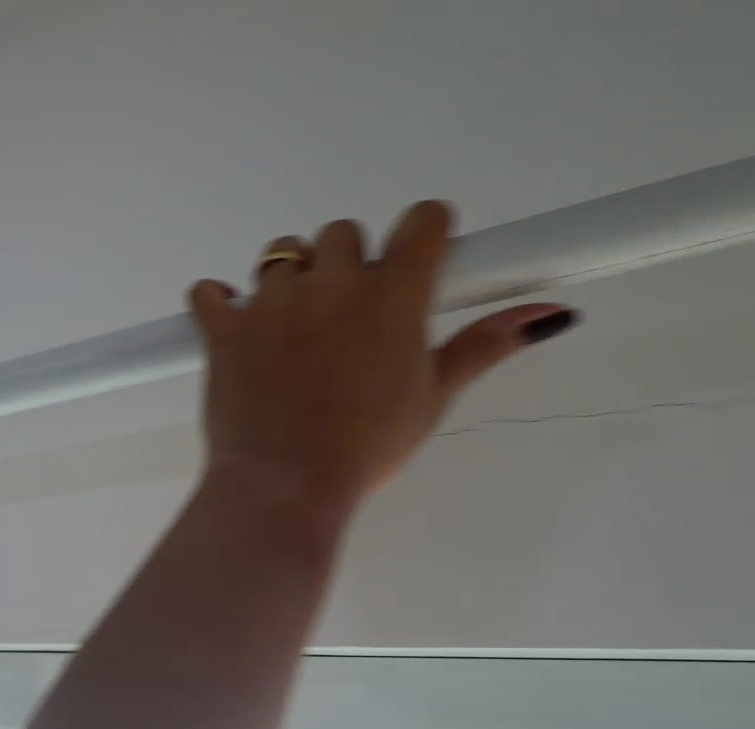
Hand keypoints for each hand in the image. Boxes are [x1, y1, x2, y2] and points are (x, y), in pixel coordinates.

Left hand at [187, 201, 577, 513]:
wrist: (285, 481)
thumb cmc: (365, 445)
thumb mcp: (433, 396)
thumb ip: (483, 345)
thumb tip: (547, 315)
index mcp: (393, 296)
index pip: (421, 221)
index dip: (421, 235)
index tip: (414, 259)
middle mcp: (331, 287)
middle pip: (342, 234)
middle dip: (347, 262)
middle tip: (343, 312)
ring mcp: (271, 306)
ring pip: (280, 255)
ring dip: (287, 277)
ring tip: (290, 322)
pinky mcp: (223, 331)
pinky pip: (208, 293)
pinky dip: (215, 300)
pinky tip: (229, 322)